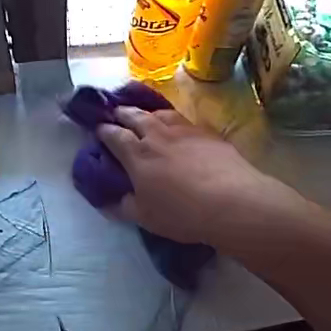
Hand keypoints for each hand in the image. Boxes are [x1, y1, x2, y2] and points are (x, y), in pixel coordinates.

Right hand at [97, 106, 300, 246]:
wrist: (231, 201)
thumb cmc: (182, 213)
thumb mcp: (146, 217)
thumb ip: (125, 206)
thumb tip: (111, 201)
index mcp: (137, 155)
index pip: (114, 136)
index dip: (103, 131)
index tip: (98, 129)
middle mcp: (157, 135)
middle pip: (134, 116)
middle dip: (122, 113)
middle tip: (116, 113)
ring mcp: (184, 130)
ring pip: (160, 113)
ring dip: (148, 112)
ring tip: (145, 115)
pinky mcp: (207, 133)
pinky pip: (184, 120)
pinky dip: (174, 120)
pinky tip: (178, 127)